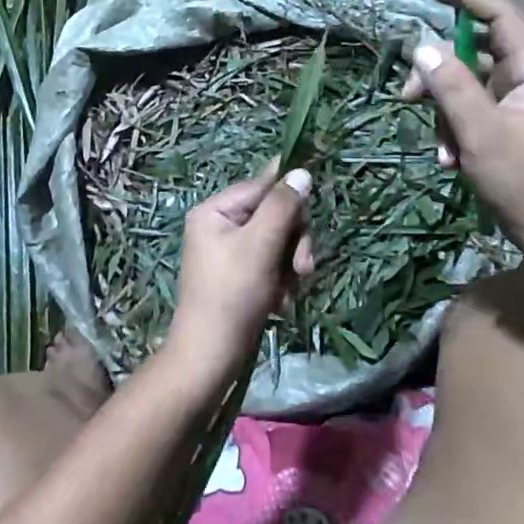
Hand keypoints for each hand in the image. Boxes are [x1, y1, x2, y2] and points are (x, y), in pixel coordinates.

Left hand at [168, 164, 316, 371]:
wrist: (213, 352)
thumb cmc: (233, 292)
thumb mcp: (260, 244)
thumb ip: (282, 206)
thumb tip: (301, 172)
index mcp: (214, 211)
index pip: (261, 187)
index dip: (289, 199)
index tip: (310, 215)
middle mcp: (220, 226)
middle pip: (273, 215)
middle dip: (293, 241)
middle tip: (302, 267)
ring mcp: (230, 252)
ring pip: (278, 242)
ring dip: (290, 264)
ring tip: (289, 289)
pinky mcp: (241, 275)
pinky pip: (272, 264)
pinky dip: (281, 280)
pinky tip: (280, 300)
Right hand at [403, 0, 523, 245]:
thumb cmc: (523, 180)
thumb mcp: (479, 131)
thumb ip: (450, 86)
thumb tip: (422, 48)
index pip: (502, 15)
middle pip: (475, 53)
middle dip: (438, 74)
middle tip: (407, 96)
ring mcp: (518, 103)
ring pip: (467, 85)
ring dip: (443, 111)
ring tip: (439, 148)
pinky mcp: (509, 125)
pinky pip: (471, 111)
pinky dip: (453, 129)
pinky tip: (449, 158)